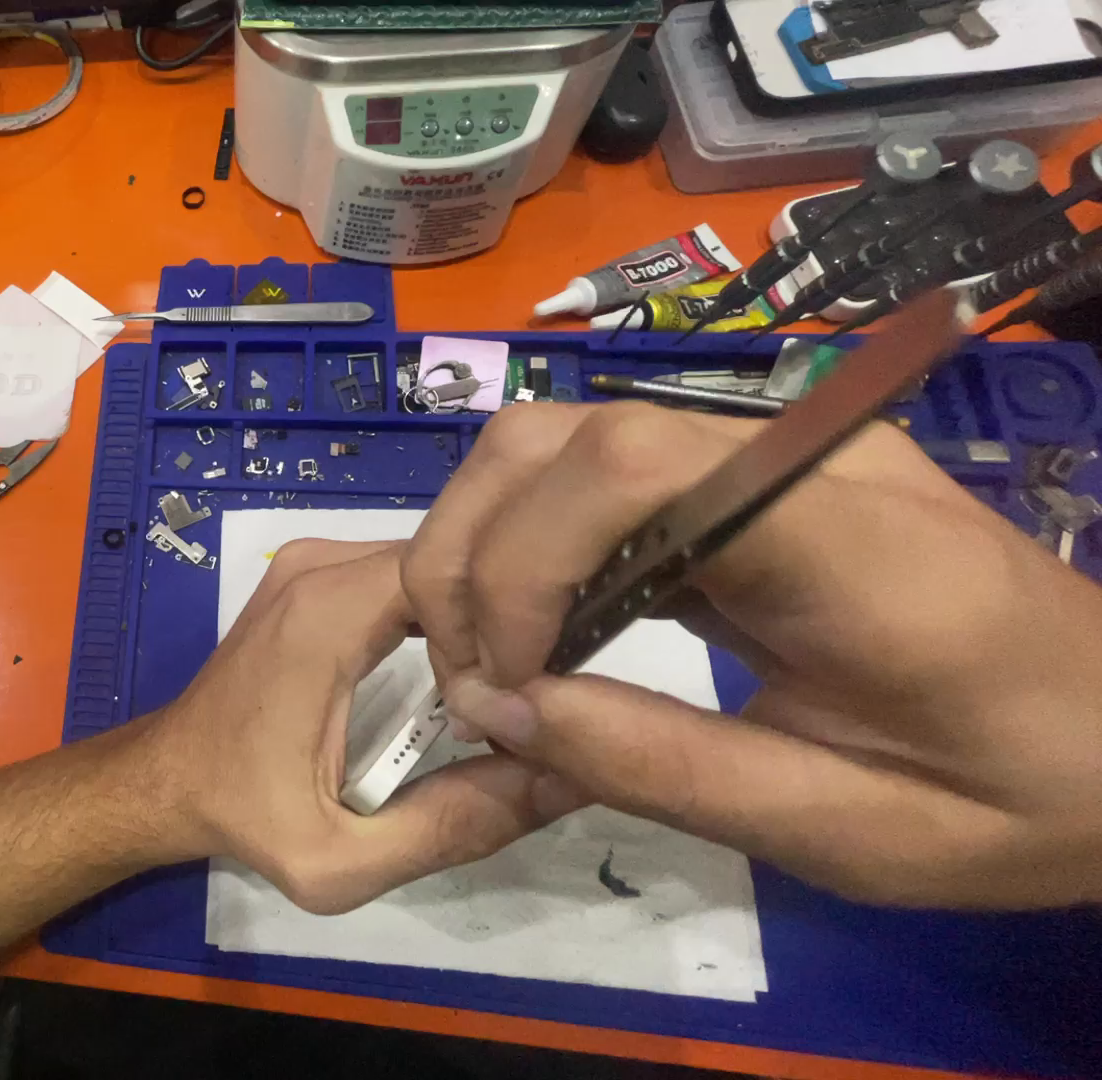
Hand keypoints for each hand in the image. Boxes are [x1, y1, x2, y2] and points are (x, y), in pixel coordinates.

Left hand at [135, 540, 577, 914]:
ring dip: (468, 617)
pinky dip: (432, 612)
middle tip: (531, 692)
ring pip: (424, 564)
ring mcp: (306, 562)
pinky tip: (454, 668)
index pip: (455, 575)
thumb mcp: (343, 856)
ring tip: (498, 686)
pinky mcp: (306, 575)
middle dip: (496, 621)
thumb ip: (454, 824)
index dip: (508, 628)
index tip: (528, 697)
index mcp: (323, 615)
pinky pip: (394, 574)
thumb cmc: (244, 812)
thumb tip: (565, 779)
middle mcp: (315, 567)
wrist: (172, 774)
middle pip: (444, 564)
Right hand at [401, 401, 1101, 907]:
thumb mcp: (849, 833)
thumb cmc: (1011, 790)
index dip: (525, 563)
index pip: (632, 469)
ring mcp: (739, 445)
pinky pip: (558, 469)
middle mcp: (783, 454)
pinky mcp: (703, 464)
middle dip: (469, 560)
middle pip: (552, 441)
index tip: (505, 678)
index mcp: (855, 542)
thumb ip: (659, 767)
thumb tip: (491, 707)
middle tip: (470, 676)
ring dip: (470, 542)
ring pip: (534, 441)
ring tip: (482, 646)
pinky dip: (503, 538)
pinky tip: (523, 615)